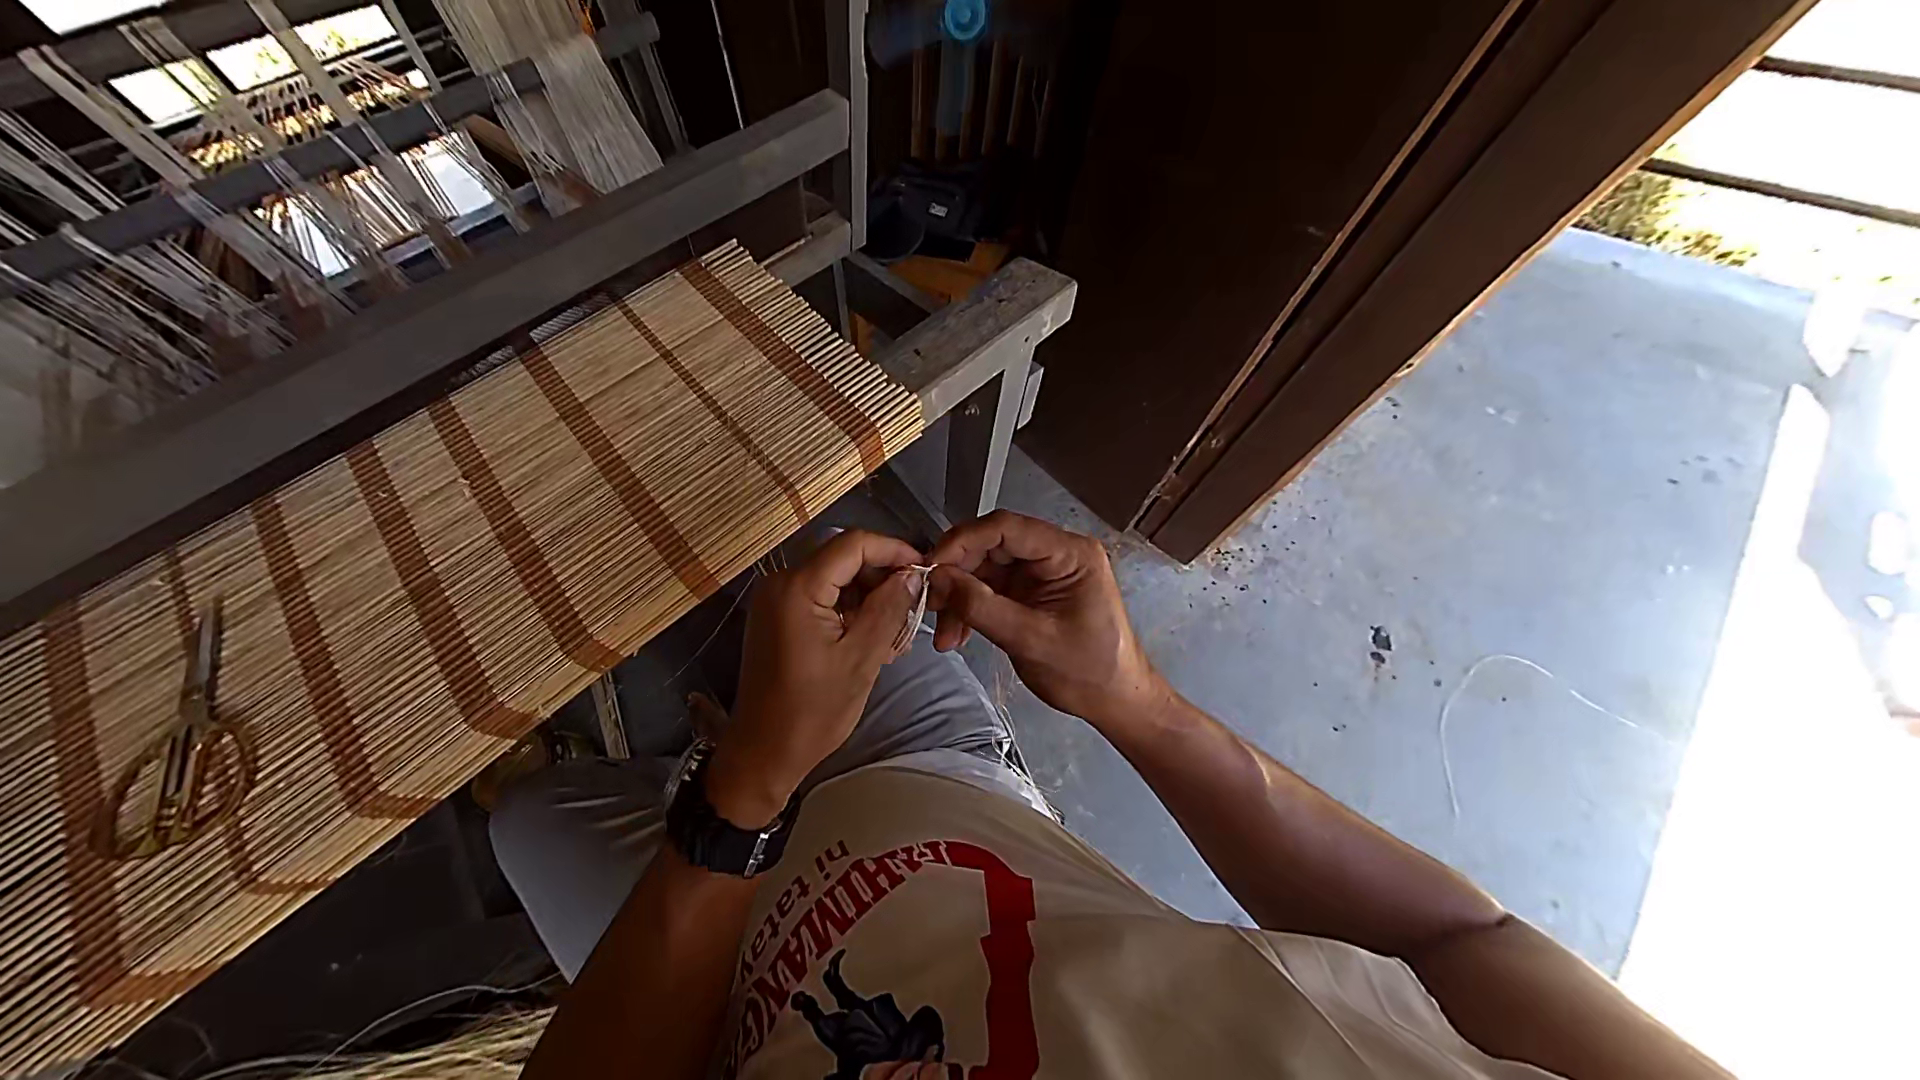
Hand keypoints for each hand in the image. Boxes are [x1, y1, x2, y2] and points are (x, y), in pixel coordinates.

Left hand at [705, 530, 923, 825]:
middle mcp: (781, 583)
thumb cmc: (813, 711)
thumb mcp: (861, 658)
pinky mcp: (778, 617)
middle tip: (914, 606)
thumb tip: (912, 573)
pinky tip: (873, 638)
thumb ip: (888, 608)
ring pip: (836, 579)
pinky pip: (822, 598)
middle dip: (883, 577)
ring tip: (898, 631)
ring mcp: (776, 600)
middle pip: (843, 559)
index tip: (924, 569)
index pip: (853, 544)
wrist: (763, 753)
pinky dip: (850, 611)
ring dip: (869, 597)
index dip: (893, 550)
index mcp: (797, 588)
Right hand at [926, 510, 1166, 729]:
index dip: (962, 541)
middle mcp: (1055, 553)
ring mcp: (1041, 572)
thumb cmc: (1088, 672)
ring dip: (960, 598)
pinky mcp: (1030, 591)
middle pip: (990, 547)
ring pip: (985, 569)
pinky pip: (990, 589)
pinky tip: (956, 634)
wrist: (1114, 701)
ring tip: (944, 633)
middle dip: (957, 575)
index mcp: (1070, 553)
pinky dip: (970, 609)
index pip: (1006, 527)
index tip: (931, 566)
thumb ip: (981, 607)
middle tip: (931, 603)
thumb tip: (937, 579)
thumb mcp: (1031, 640)